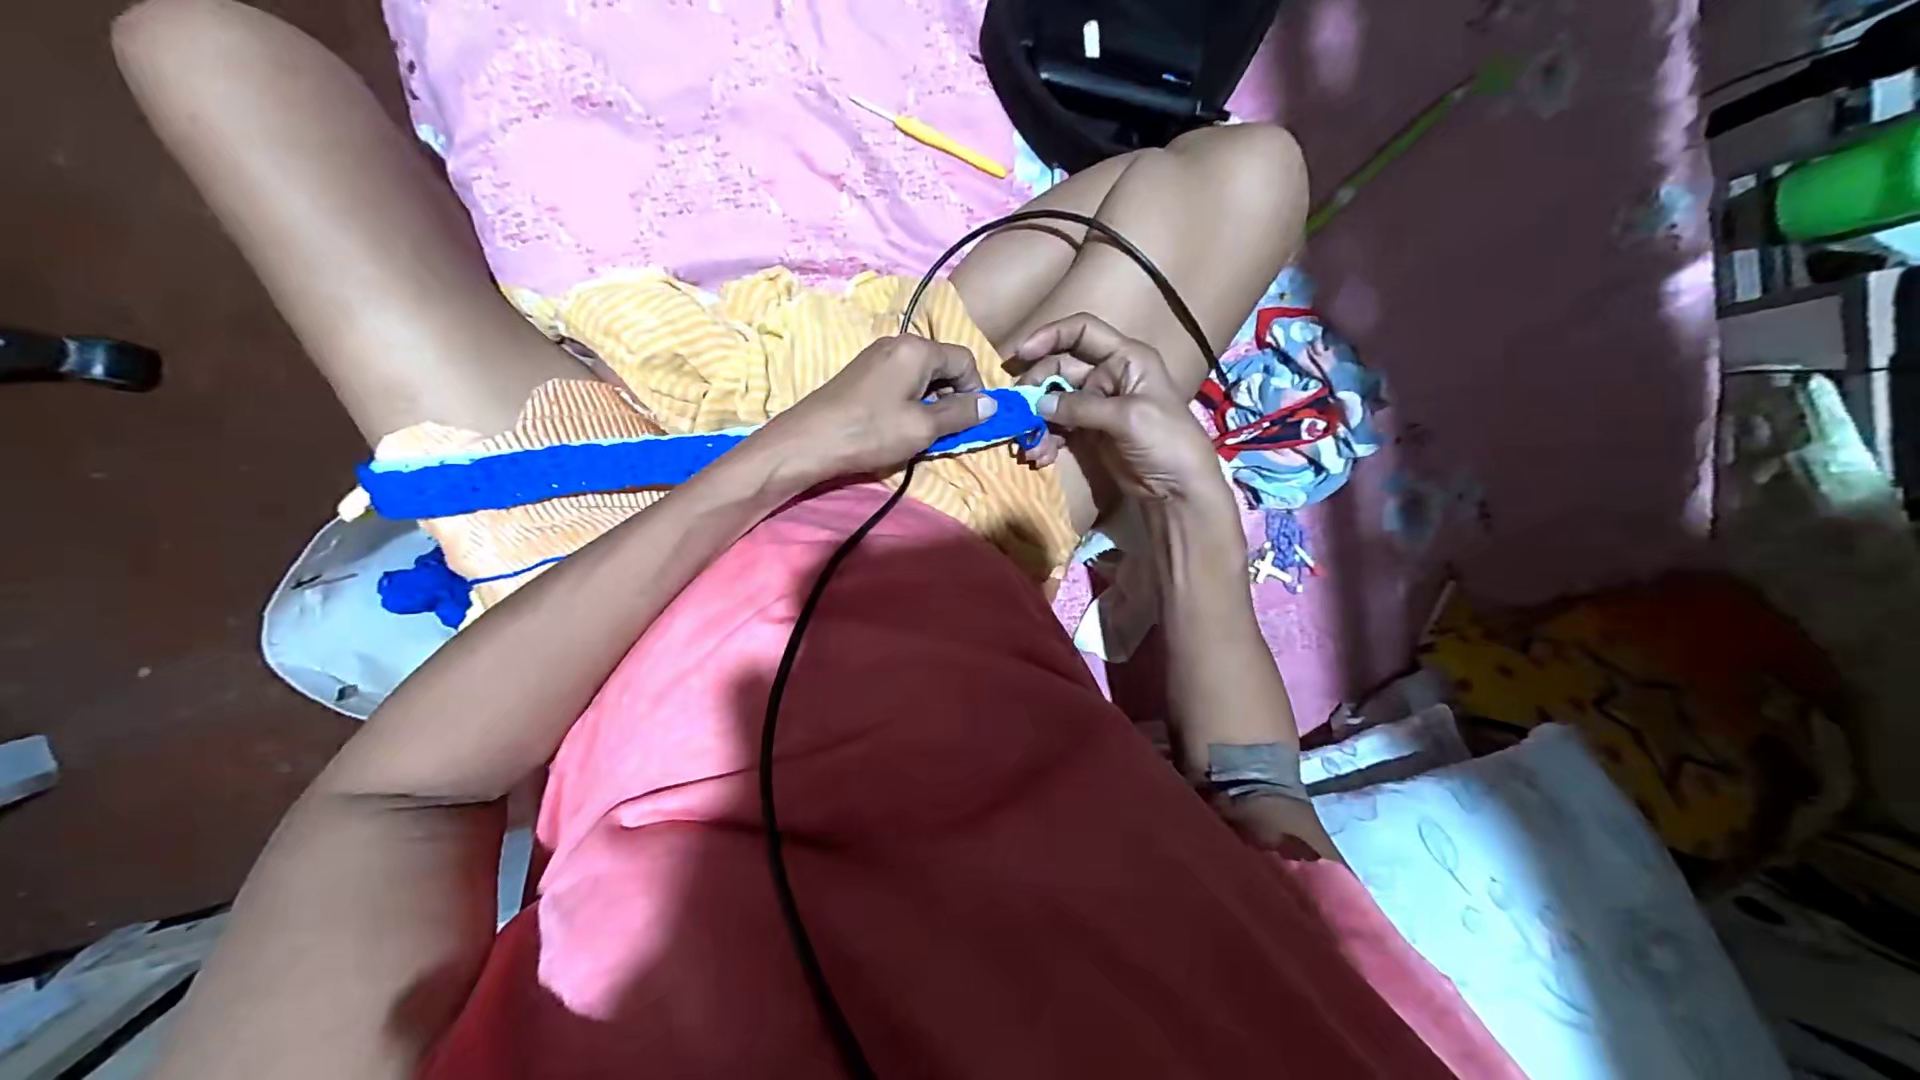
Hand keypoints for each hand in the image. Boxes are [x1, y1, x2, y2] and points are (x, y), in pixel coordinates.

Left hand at [754, 334, 996, 487]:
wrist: (809, 441)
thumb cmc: (871, 432)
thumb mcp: (924, 427)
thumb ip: (961, 413)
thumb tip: (991, 404)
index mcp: (916, 349)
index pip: (964, 359)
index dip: (976, 390)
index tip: (973, 420)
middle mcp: (897, 342)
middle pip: (942, 364)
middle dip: (953, 396)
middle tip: (948, 430)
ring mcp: (876, 356)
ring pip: (921, 375)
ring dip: (931, 401)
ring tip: (922, 432)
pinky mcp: (862, 372)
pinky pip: (900, 380)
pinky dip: (910, 400)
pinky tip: (899, 425)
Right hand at [1014, 314, 1225, 506]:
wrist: (1179, 490)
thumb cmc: (1166, 442)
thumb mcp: (1127, 417)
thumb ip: (1082, 407)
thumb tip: (1039, 404)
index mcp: (1125, 358)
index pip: (1082, 331)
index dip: (1050, 336)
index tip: (1022, 353)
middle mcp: (1108, 375)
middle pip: (1060, 368)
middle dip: (1037, 387)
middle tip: (1019, 409)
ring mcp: (1097, 405)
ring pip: (1054, 401)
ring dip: (1038, 420)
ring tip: (1030, 445)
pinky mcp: (1089, 432)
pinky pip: (1058, 427)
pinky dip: (1046, 439)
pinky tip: (1041, 456)